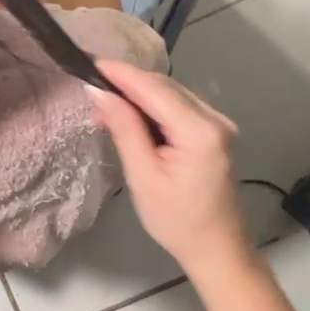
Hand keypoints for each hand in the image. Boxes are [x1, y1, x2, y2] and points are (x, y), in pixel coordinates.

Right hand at [87, 60, 247, 274]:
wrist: (215, 247)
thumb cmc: (175, 220)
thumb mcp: (143, 176)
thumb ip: (125, 128)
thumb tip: (100, 92)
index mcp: (200, 131)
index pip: (155, 89)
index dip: (122, 74)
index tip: (91, 63)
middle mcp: (215, 119)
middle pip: (165, 87)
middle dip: (128, 84)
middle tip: (92, 92)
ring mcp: (219, 124)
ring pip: (172, 94)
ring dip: (139, 96)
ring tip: (105, 108)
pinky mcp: (215, 131)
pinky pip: (180, 107)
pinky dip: (153, 107)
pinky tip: (132, 117)